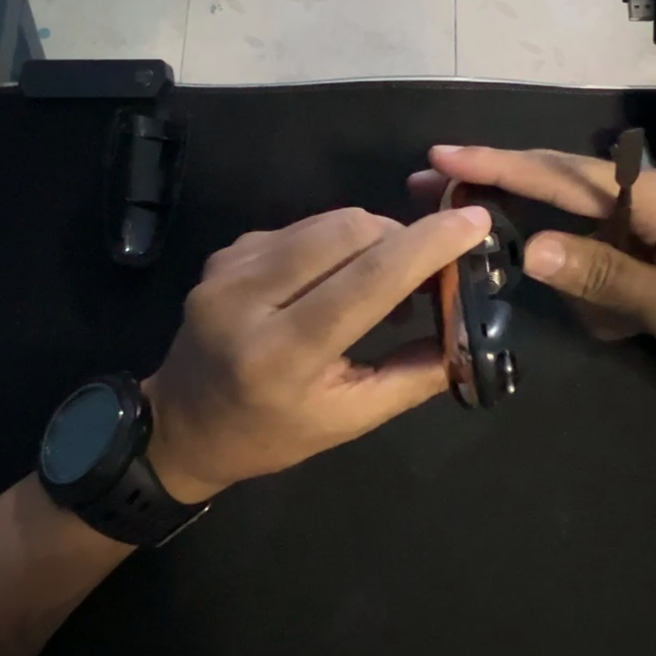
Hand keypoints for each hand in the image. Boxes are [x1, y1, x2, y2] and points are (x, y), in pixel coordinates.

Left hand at [143, 205, 492, 501]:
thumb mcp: (347, 420)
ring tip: (380, 282)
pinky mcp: (222, 254)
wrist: (182, 424)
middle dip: (400, 238)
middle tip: (426, 269)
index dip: (426, 246)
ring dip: (369, 239)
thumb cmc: (269, 434)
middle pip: (346, 232)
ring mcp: (227, 270)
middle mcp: (245, 300)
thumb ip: (412, 376)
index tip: (474, 221)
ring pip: (323, 222)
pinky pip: (297, 229)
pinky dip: (330, 245)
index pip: (366, 281)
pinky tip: (330, 280)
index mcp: (280, 355)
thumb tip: (467, 330)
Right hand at [410, 145, 655, 422]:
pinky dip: (602, 292)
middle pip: (561, 184)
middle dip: (503, 188)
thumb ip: (605, 277)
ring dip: (575, 274)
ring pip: (582, 233)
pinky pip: (607, 260)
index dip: (495, 164)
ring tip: (618, 324)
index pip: (560, 174)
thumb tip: (528, 246)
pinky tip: (631, 327)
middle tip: (436, 186)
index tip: (440, 156)